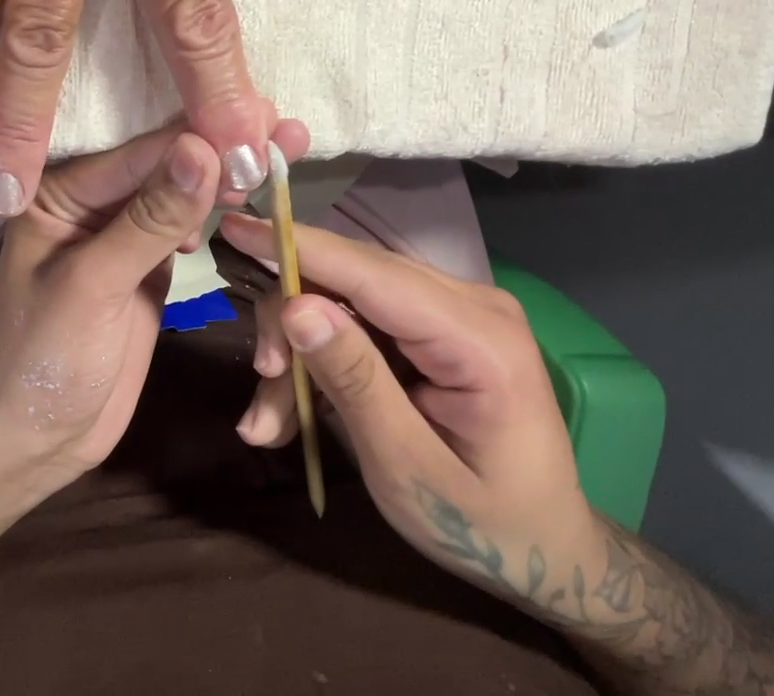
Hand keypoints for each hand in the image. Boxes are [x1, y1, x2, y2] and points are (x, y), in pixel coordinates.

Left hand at [0, 120, 309, 488]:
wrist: (39, 438)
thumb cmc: (45, 360)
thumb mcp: (94, 286)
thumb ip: (148, 221)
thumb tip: (202, 148)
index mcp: (55, 194)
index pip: (133, 154)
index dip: (196, 138)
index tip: (260, 123)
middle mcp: (86, 202)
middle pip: (159, 164)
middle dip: (220, 147)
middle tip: (285, 128)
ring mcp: (120, 232)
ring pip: (178, 190)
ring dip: (226, 175)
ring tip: (285, 149)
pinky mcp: (147, 264)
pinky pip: (186, 225)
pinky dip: (217, 211)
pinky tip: (252, 196)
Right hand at [218, 214, 596, 609]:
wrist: (541, 548)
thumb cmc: (484, 523)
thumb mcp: (407, 467)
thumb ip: (354, 381)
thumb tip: (295, 306)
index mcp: (478, 339)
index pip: (371, 273)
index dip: (297, 247)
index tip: (232, 226)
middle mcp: (467, 305)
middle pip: (346, 279)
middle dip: (288, 327)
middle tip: (263, 387)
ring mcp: (449, 312)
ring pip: (338, 301)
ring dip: (296, 356)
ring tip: (272, 424)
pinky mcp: (428, 328)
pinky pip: (352, 324)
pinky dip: (315, 364)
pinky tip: (292, 418)